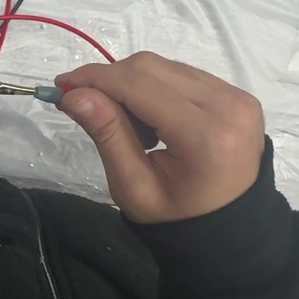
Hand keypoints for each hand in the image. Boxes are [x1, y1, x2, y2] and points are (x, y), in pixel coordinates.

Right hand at [55, 51, 264, 223]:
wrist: (227, 231)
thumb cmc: (174, 216)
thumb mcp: (131, 185)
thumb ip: (106, 134)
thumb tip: (73, 93)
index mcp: (204, 134)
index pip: (138, 86)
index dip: (95, 79)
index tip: (61, 85)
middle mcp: (228, 105)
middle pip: (151, 68)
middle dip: (109, 80)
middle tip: (84, 105)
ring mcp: (237, 97)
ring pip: (164, 67)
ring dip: (131, 85)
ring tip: (125, 124)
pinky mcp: (237, 95)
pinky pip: (182, 75)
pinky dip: (154, 88)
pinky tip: (149, 119)